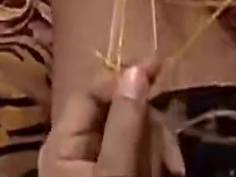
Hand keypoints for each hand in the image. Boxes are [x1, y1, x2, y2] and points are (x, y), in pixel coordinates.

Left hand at [41, 64, 184, 175]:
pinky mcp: (120, 176)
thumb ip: (125, 124)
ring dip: (160, 147)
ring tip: (171, 174)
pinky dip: (160, 161)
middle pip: (121, 106)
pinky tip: (171, 176)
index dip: (125, 76)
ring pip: (138, 127)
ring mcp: (100, 163)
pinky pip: (144, 151)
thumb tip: (137, 69)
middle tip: (169, 159)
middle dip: (150, 126)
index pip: (94, 87)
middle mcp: (79, 147)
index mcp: (64, 142)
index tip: (160, 70)